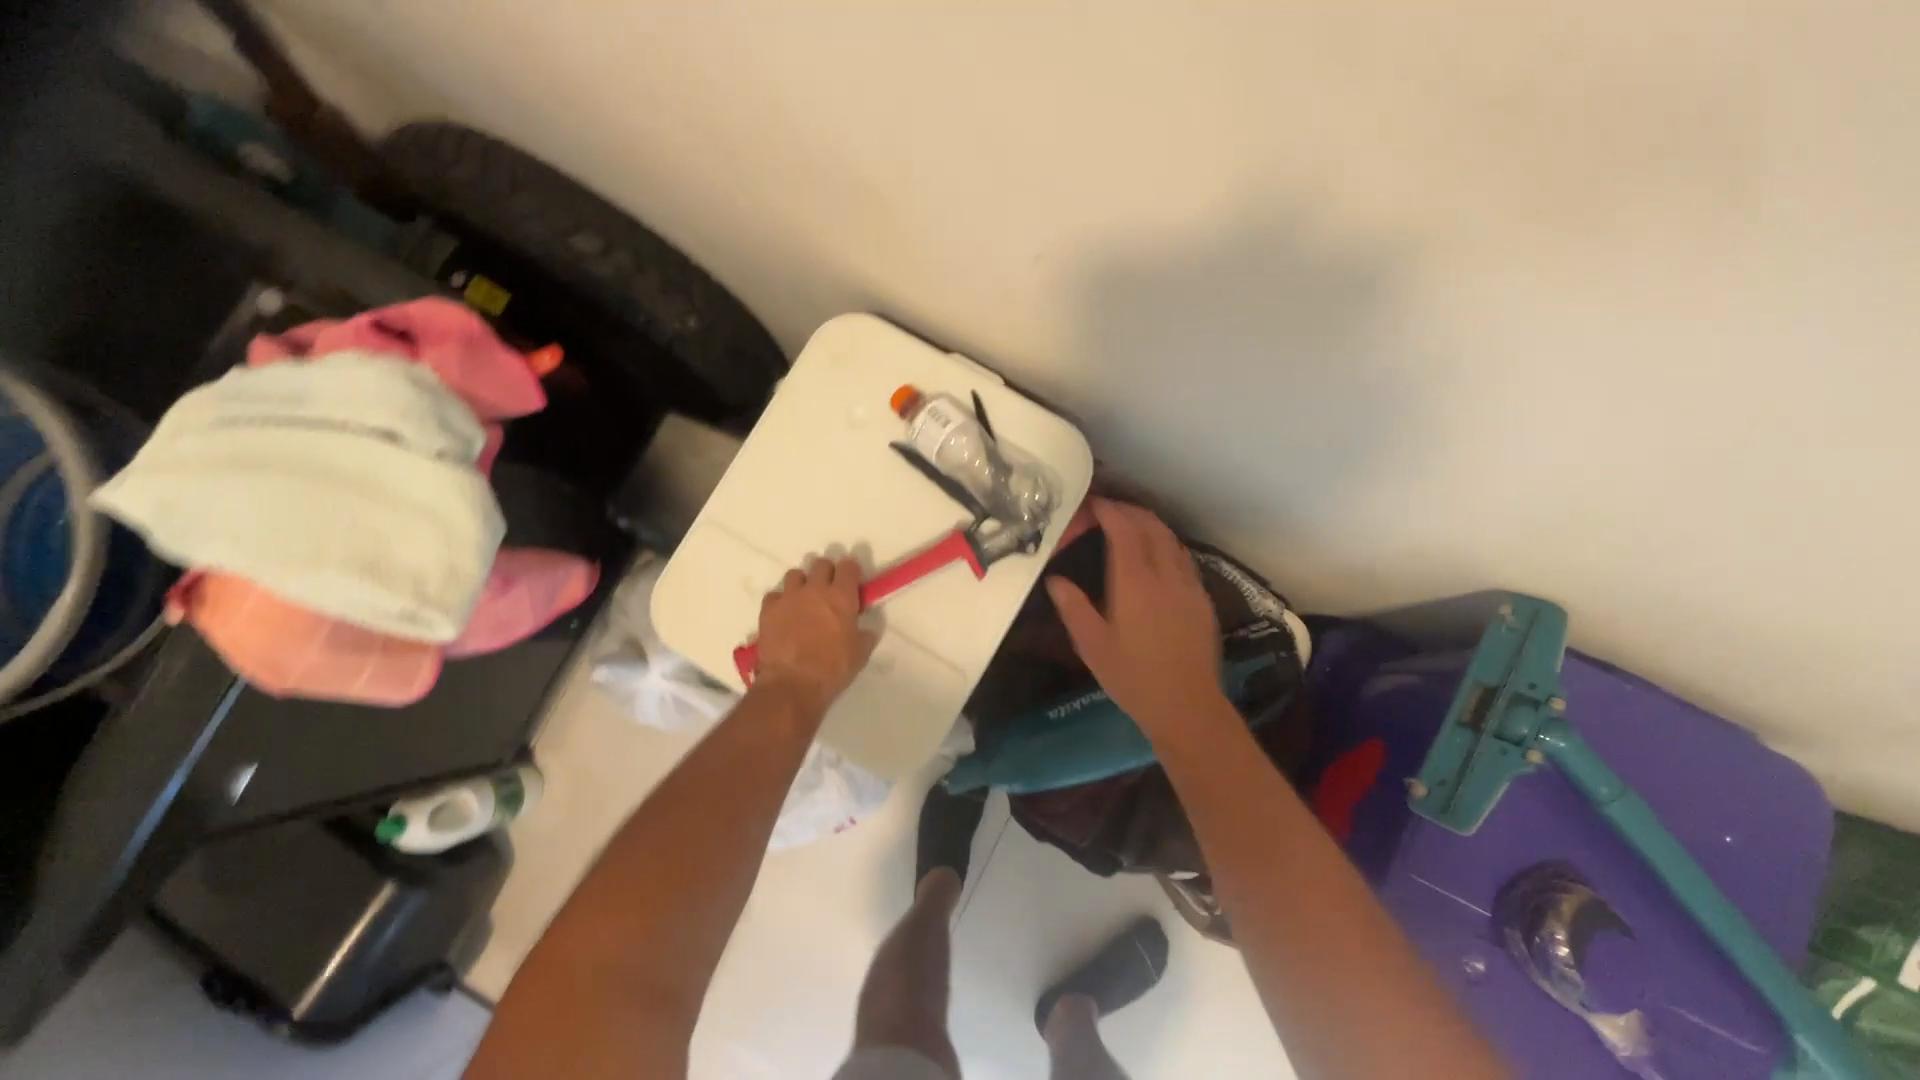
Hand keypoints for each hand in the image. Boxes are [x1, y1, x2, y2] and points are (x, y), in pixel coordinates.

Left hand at [753, 556, 878, 714]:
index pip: (848, 566)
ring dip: (802, 583)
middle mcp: (814, 589)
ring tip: (804, 600)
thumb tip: (866, 630)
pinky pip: (775, 595)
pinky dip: (780, 601)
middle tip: (828, 590)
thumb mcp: (860, 654)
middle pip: (821, 564)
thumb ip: (865, 636)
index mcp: (841, 597)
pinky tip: (784, 615)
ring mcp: (789, 597)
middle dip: (827, 573)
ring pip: (795, 574)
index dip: (851, 571)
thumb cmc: (832, 669)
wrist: (793, 684)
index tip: (852, 580)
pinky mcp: (768, 609)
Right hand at [1046, 499, 1223, 735]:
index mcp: (1135, 581)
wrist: (1187, 705)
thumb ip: (1073, 607)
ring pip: (1170, 539)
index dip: (1108, 510)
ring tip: (1128, 525)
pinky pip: (1182, 557)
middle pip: (1150, 525)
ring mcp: (1188, 584)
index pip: (1124, 529)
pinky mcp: (1202, 598)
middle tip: (1105, 510)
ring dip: (1148, 524)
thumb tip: (1055, 579)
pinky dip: (1165, 543)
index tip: (1091, 503)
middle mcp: (1165, 574)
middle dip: (1128, 511)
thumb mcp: (1092, 645)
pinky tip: (1155, 556)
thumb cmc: (1133, 677)